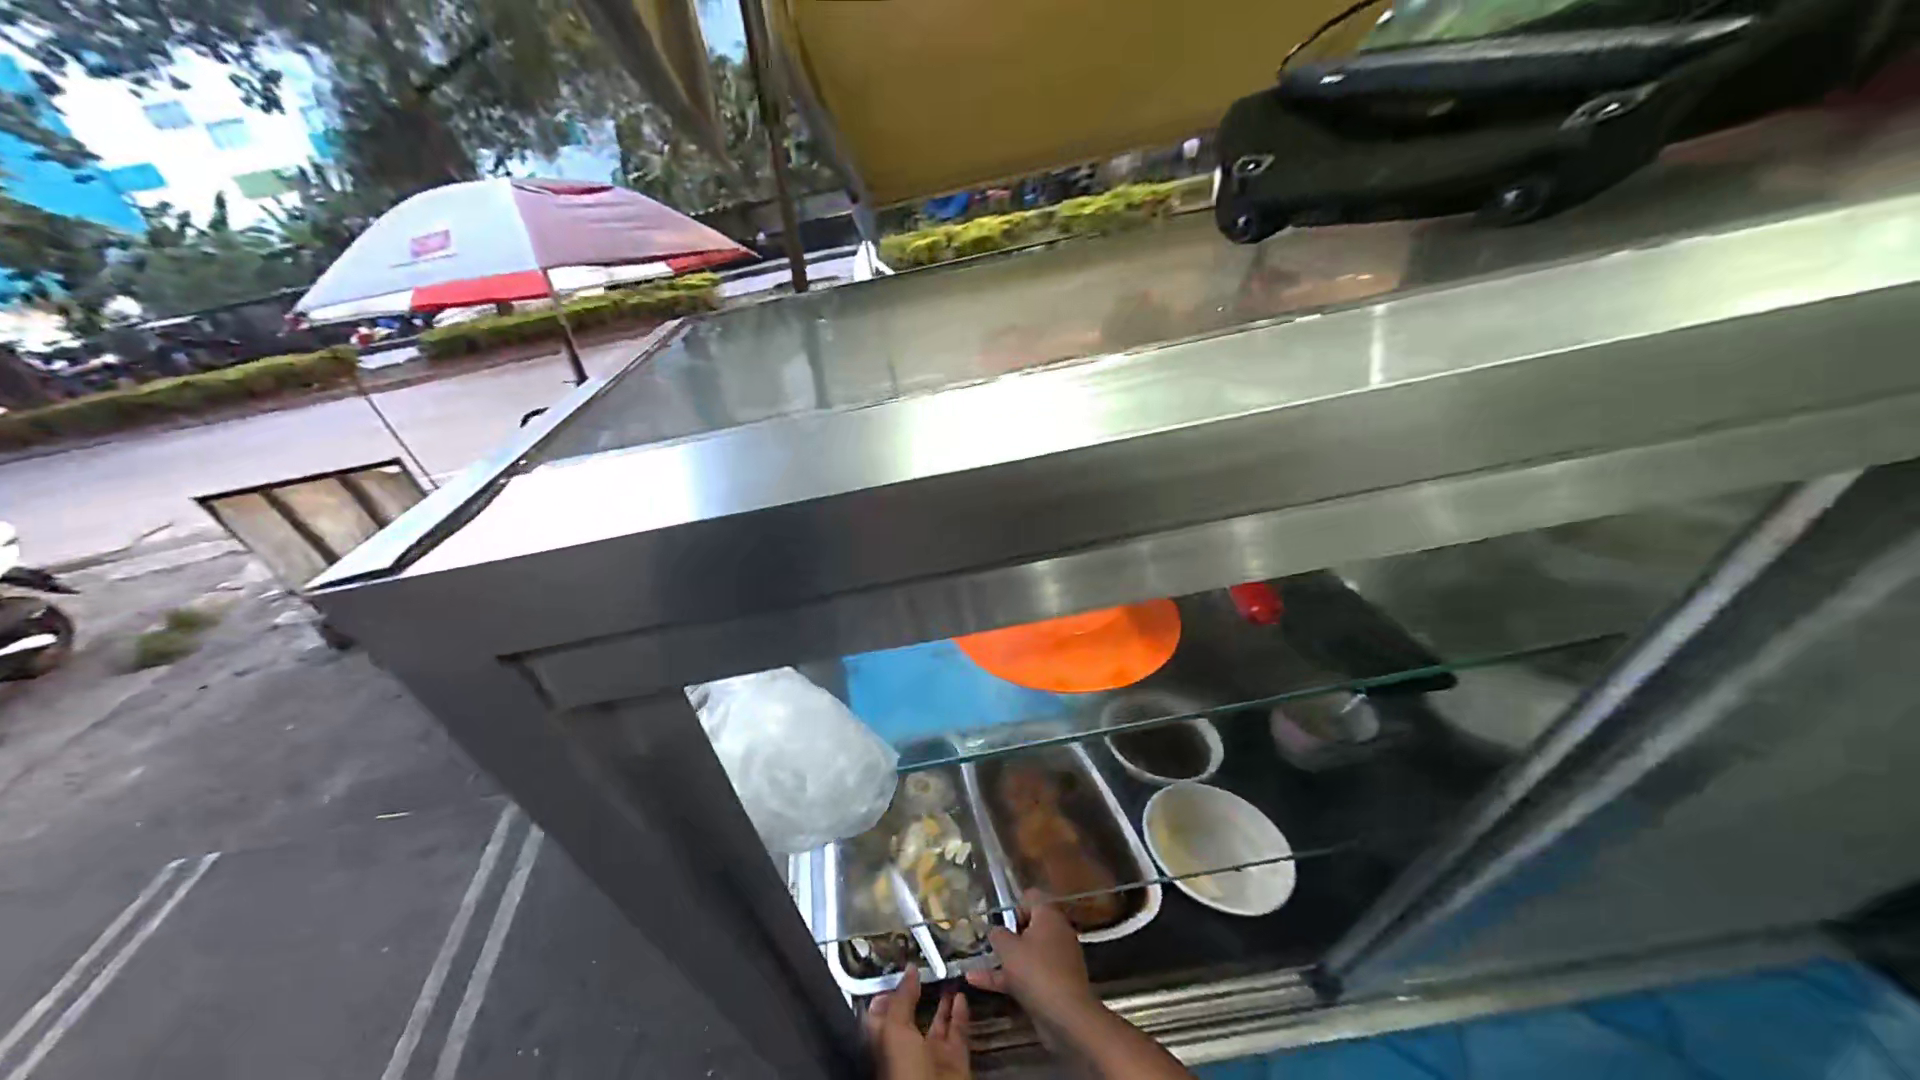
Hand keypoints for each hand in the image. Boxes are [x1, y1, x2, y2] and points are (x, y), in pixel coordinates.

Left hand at [864, 967, 970, 1079]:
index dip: (889, 990)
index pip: (882, 1012)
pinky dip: (961, 1013)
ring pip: (937, 1022)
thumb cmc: (905, 1071)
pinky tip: (961, 994)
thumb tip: (909, 969)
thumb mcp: (895, 1031)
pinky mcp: (954, 1060)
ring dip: (943, 1000)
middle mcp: (907, 1049)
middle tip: (926, 964)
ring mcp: (932, 1056)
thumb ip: (902, 999)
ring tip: (947, 973)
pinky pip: (958, 1032)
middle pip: (911, 1015)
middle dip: (918, 992)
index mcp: (885, 1043)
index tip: (898, 965)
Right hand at [965, 891, 1098, 1024]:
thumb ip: (998, 935)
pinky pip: (1026, 974)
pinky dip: (1006, 977)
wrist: (1067, 1016)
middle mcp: (1056, 934)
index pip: (1030, 897)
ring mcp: (1055, 961)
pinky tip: (977, 982)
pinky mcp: (1052, 985)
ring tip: (976, 962)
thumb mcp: (1008, 949)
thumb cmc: (1036, 971)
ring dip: (1003, 959)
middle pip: (1028, 926)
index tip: (999, 922)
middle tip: (987, 942)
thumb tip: (995, 931)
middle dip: (1006, 935)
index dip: (1012, 906)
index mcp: (1049, 916)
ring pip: (1026, 954)